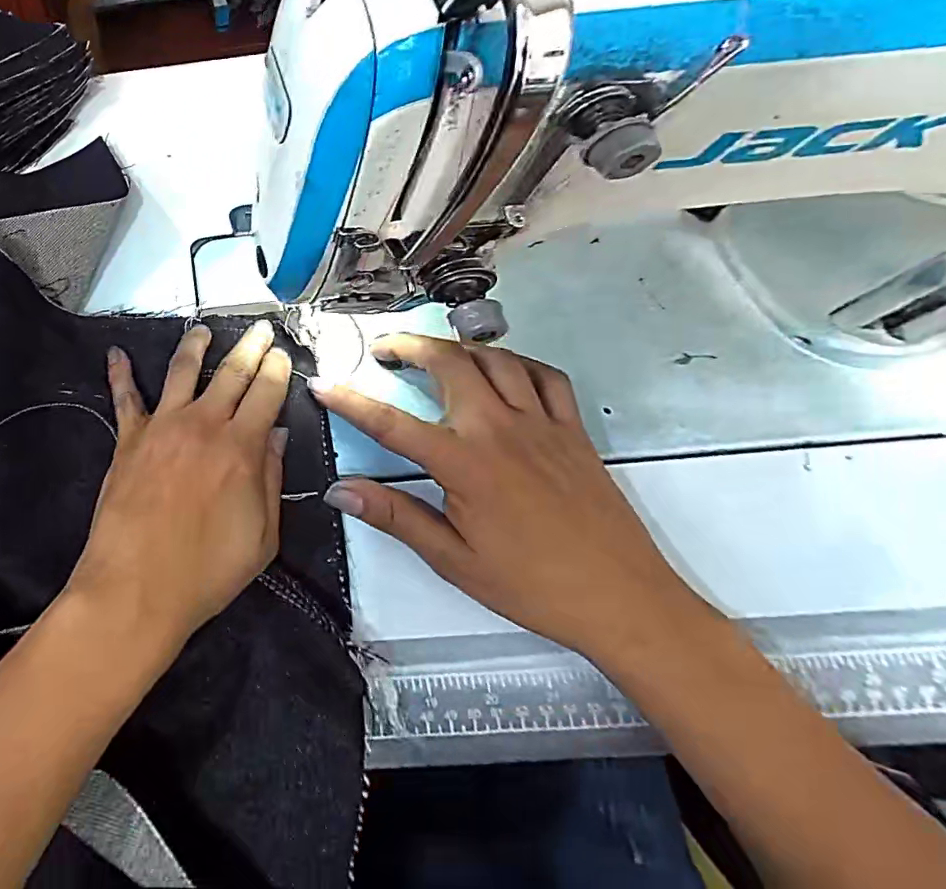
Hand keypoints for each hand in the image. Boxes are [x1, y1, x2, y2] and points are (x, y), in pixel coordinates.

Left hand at [64, 320, 291, 645]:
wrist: (136, 588)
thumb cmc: (205, 571)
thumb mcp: (263, 536)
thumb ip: (272, 480)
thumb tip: (277, 436)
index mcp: (242, 447)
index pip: (267, 392)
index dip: (277, 369)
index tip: (281, 355)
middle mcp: (204, 425)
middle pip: (232, 372)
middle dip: (250, 346)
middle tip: (260, 328)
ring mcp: (163, 427)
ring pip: (182, 371)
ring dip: (195, 346)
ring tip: (202, 330)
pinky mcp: (129, 439)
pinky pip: (124, 398)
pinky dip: (119, 373)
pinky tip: (116, 354)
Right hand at [313, 335, 716, 663]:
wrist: (622, 598)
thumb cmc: (531, 585)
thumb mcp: (454, 559)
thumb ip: (396, 516)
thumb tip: (342, 491)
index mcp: (465, 463)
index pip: (393, 423)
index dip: (352, 401)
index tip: (324, 384)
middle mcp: (500, 429)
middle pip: (449, 364)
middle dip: (409, 346)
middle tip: (384, 349)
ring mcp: (541, 423)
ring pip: (495, 359)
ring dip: (458, 346)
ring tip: (435, 352)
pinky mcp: (572, 429)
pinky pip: (544, 376)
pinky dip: (517, 362)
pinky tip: (503, 370)